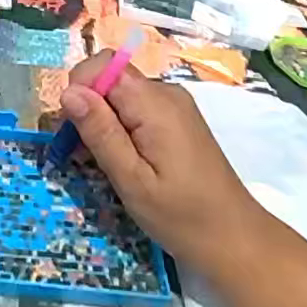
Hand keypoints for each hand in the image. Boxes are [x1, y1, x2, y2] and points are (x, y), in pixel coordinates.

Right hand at [60, 50, 266, 270]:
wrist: (238, 242)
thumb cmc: (182, 217)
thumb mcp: (132, 181)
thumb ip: (100, 132)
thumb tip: (68, 92)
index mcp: (154, 102)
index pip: (104, 64)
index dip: (81, 87)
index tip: (73, 128)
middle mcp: (165, 92)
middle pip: (112, 77)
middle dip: (89, 106)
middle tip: (82, 152)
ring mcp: (174, 104)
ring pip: (122, 92)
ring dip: (103, 119)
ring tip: (105, 162)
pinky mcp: (177, 119)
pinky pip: (138, 107)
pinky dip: (121, 125)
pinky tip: (125, 160)